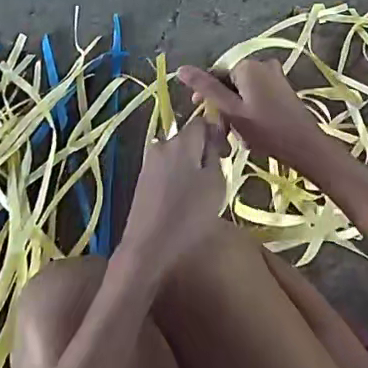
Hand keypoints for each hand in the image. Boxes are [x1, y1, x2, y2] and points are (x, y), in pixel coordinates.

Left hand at [119, 116, 229, 279]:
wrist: (148, 246)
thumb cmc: (189, 215)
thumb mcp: (215, 183)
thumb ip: (214, 154)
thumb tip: (213, 138)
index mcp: (182, 141)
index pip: (202, 121)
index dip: (218, 132)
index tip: (226, 154)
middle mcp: (162, 144)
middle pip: (188, 137)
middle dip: (203, 149)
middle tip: (217, 173)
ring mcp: (149, 162)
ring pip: (177, 154)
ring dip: (190, 163)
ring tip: (201, 189)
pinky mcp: (141, 179)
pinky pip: (166, 168)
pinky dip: (178, 175)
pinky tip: (183, 197)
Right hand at [177, 60, 339, 172]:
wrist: (305, 146)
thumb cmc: (266, 130)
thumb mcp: (231, 110)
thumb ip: (206, 89)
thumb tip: (182, 69)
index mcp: (247, 65)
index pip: (215, 74)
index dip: (206, 94)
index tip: (203, 114)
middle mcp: (262, 64)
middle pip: (230, 82)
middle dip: (223, 105)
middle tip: (223, 130)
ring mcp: (275, 75)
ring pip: (243, 91)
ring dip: (236, 111)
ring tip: (238, 135)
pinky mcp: (282, 88)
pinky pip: (257, 94)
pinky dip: (249, 110)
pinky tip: (252, 131)